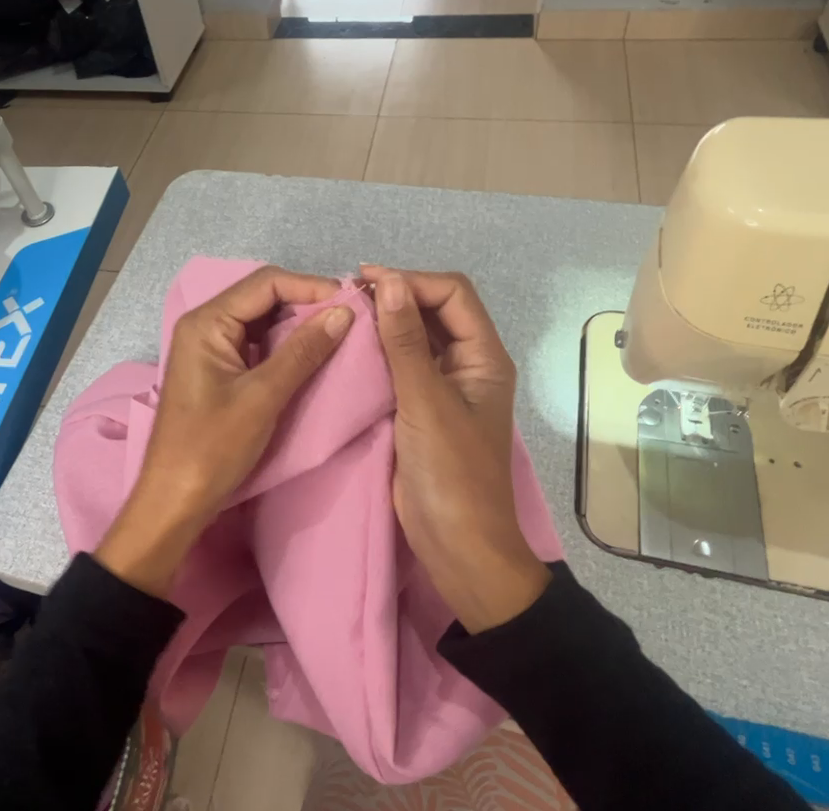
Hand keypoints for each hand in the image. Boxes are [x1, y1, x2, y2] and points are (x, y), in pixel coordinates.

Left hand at [96, 266, 352, 595]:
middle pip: (262, 295)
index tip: (350, 302)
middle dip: (306, 301)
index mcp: (206, 322)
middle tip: (350, 317)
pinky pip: (255, 343)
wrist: (173, 501)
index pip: (265, 282)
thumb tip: (343, 313)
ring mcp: (209, 348)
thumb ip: (303, 351)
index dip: (310, 286)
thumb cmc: (212, 448)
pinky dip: (284, 344)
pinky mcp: (217, 370)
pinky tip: (312, 354)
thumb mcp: (263, 397)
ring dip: (297, 323)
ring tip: (338, 332)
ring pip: (261, 319)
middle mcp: (204, 325)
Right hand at [363, 265, 548, 632]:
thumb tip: (389, 281)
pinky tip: (350, 351)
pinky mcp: (422, 409)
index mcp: (484, 358)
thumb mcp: (425, 403)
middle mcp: (468, 365)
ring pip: (417, 336)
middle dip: (397, 295)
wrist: (459, 548)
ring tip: (344, 317)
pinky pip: (403, 365)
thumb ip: (405, 343)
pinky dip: (380, 352)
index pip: (452, 294)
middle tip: (347, 296)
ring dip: (386, 322)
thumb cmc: (451, 475)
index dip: (411, 280)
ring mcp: (445, 388)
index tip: (364, 282)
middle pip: (436, 310)